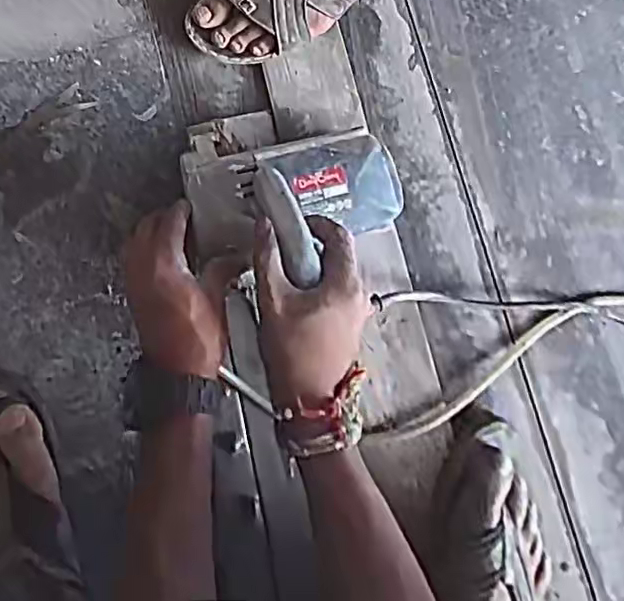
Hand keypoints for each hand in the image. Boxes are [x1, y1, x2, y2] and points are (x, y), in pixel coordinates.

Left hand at [122, 200, 243, 377]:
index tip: (188, 207)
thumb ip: (221, 270)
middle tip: (181, 216)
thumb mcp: (215, 299)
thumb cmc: (196, 344)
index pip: (168, 224)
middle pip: (147, 227)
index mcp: (164, 266)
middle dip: (163, 217)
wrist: (178, 375)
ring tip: (169, 232)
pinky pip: (132, 258)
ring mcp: (134, 282)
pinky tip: (160, 256)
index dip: (179, 212)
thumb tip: (232, 257)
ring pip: (135, 241)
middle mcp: (143, 270)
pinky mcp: (133, 294)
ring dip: (150, 231)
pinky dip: (143, 248)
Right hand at [252, 216, 371, 407]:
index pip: (339, 235)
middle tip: (285, 246)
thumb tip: (265, 227)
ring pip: (337, 272)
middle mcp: (358, 295)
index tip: (295, 223)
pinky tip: (295, 295)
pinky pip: (336, 290)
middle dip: (311, 244)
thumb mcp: (272, 299)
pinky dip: (318, 283)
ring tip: (285, 271)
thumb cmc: (293, 355)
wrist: (308, 402)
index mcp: (346, 285)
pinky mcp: (350, 324)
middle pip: (339, 253)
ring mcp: (357, 311)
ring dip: (313, 264)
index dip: (316, 222)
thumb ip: (267, 257)